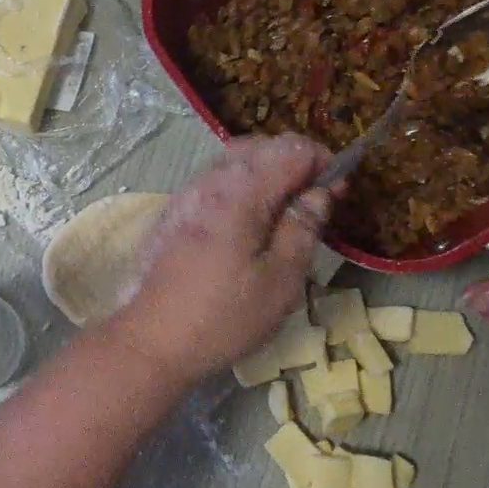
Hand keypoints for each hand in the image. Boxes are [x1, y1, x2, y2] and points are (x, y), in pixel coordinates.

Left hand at [108, 135, 333, 381]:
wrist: (151, 340)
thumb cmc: (224, 317)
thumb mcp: (281, 281)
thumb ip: (303, 229)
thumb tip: (319, 193)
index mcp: (240, 192)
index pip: (292, 149)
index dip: (322, 163)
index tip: (337, 192)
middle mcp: (209, 182)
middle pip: (261, 147)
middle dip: (294, 164)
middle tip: (313, 202)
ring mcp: (185, 196)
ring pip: (234, 162)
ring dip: (265, 175)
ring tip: (282, 215)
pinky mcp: (172, 215)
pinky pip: (213, 184)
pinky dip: (239, 190)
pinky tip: (247, 225)